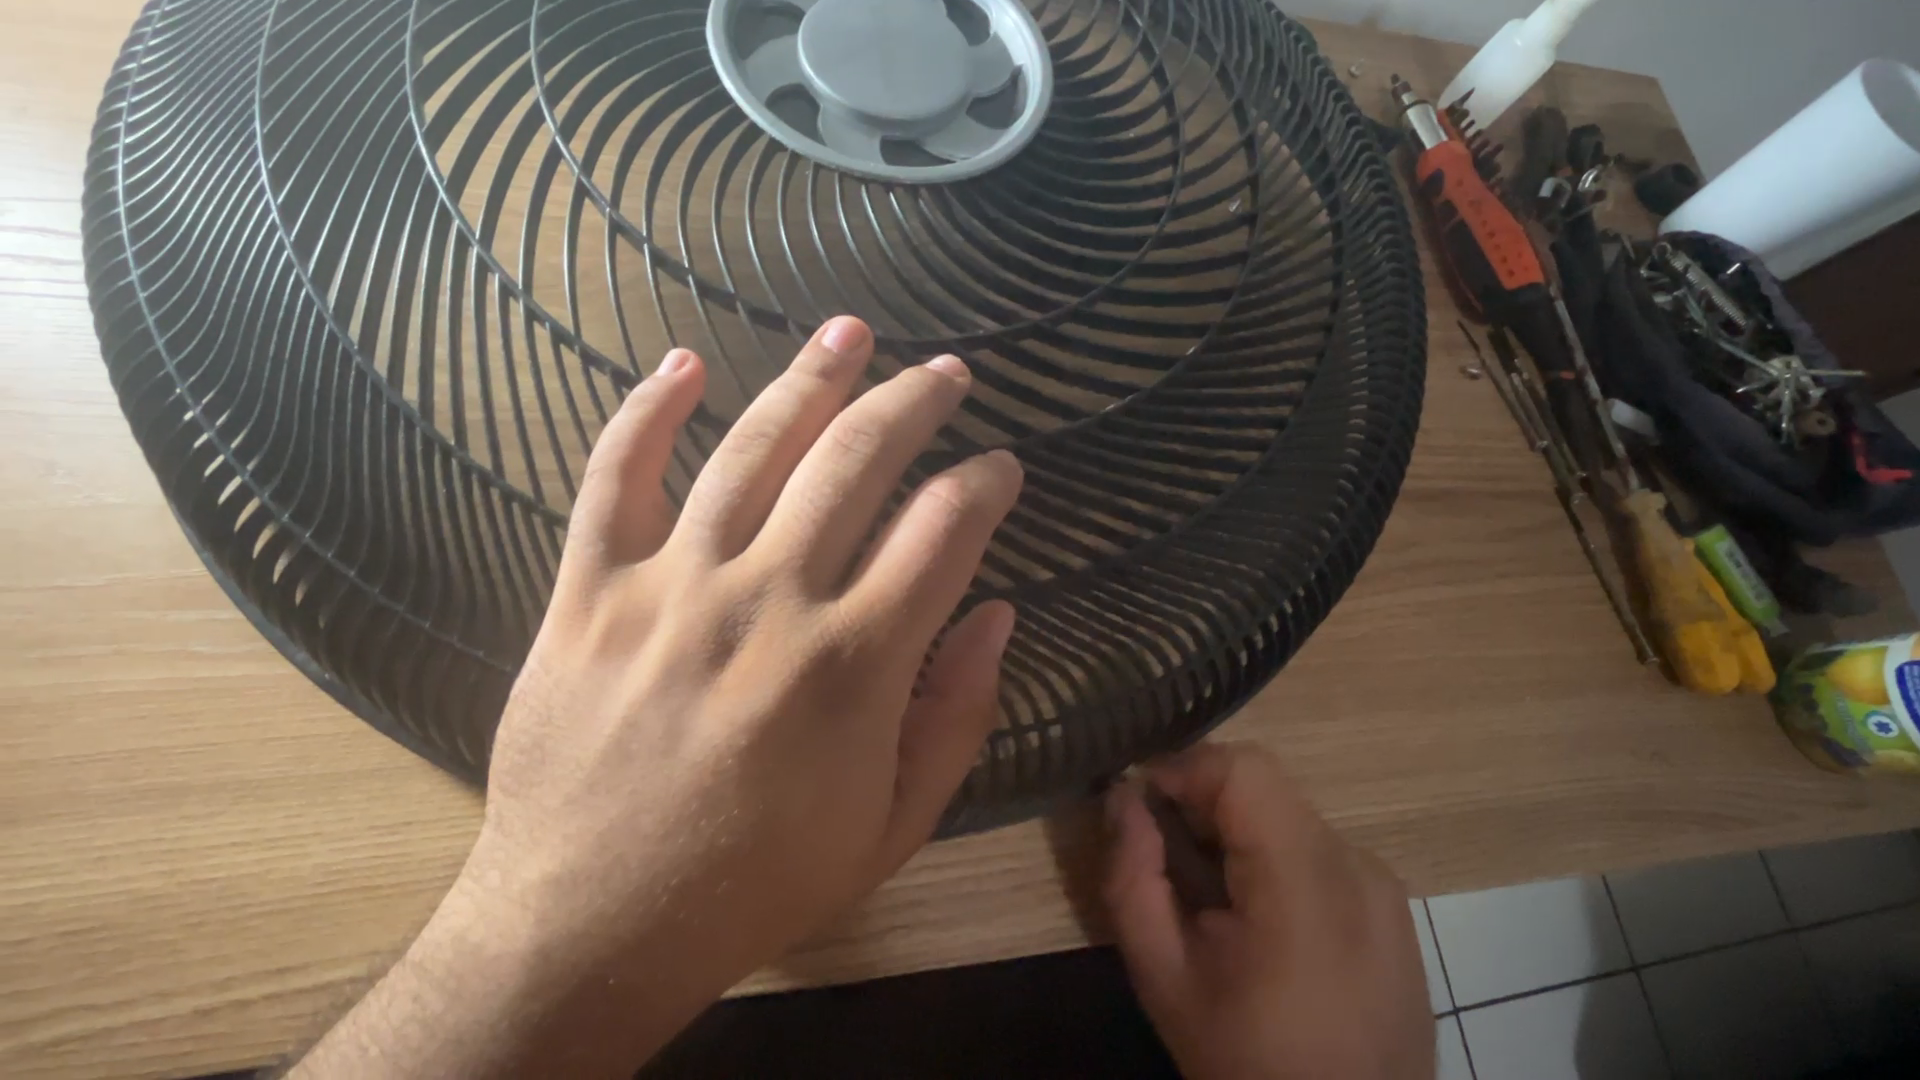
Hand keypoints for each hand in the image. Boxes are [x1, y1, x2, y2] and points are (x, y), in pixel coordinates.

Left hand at [374, 316, 1022, 1075]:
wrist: (590, 926)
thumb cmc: (757, 884)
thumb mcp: (892, 828)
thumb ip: (956, 717)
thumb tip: (996, 613)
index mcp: (853, 665)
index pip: (944, 532)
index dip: (985, 486)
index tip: (1001, 469)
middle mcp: (768, 601)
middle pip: (856, 462)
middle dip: (914, 403)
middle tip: (946, 371)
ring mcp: (670, 587)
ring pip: (750, 449)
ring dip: (809, 379)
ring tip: (849, 330)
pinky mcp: (589, 591)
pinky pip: (613, 479)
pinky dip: (645, 413)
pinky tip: (683, 364)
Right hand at [1104, 743, 1431, 1079]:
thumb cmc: (1247, 1063)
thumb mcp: (1163, 976)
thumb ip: (1132, 877)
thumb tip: (1122, 796)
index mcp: (1305, 883)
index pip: (1244, 769)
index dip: (1185, 770)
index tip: (1145, 809)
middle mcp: (1357, 865)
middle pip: (1264, 790)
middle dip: (1203, 807)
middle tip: (1170, 865)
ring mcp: (1385, 886)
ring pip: (1288, 816)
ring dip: (1238, 836)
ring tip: (1215, 902)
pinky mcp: (1396, 907)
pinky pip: (1319, 851)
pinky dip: (1275, 861)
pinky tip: (1262, 924)